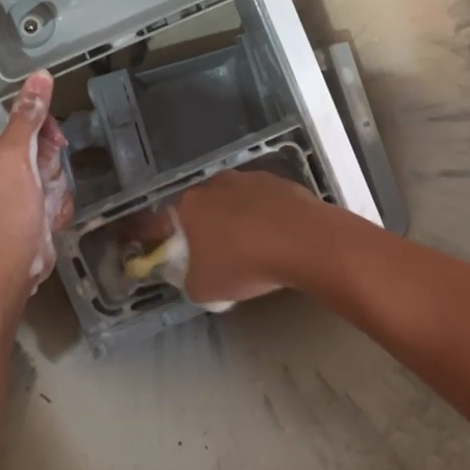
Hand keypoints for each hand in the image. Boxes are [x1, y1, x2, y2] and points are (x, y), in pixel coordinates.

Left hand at [0, 70, 72, 296]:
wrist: (11, 266)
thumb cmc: (5, 207)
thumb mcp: (15, 155)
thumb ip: (29, 115)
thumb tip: (40, 74)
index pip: (11, 112)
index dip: (34, 121)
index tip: (50, 137)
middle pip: (35, 138)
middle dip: (47, 159)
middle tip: (42, 176)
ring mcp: (12, 184)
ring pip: (49, 164)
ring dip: (54, 184)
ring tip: (43, 202)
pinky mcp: (29, 203)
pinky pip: (53, 188)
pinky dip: (55, 202)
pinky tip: (47, 217)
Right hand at [137, 170, 335, 304]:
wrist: (304, 242)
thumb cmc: (244, 264)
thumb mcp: (203, 289)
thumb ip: (189, 279)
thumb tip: (195, 274)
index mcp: (189, 205)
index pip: (165, 222)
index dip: (167, 241)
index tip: (179, 258)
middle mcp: (215, 184)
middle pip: (204, 209)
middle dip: (208, 230)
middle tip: (220, 258)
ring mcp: (250, 179)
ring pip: (236, 203)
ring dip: (240, 222)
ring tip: (256, 250)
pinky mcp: (280, 182)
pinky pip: (265, 203)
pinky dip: (267, 218)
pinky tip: (279, 240)